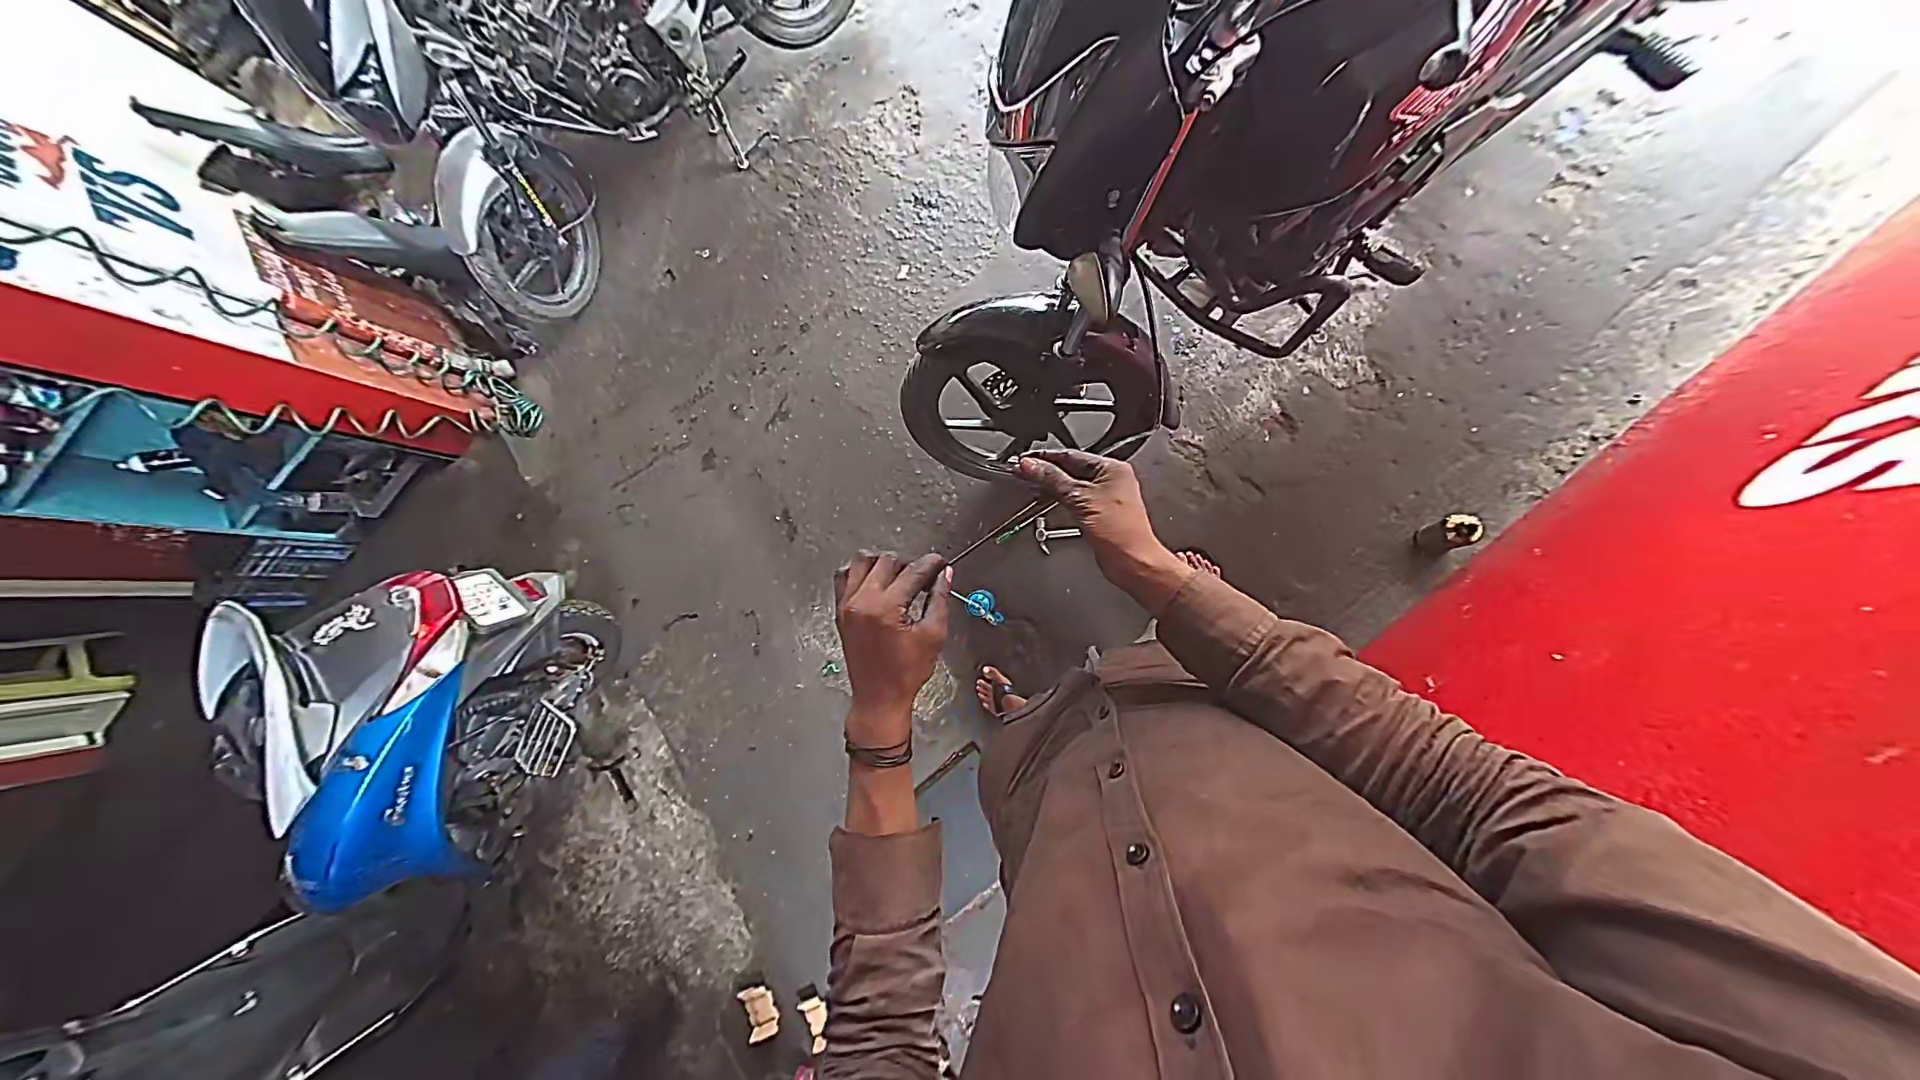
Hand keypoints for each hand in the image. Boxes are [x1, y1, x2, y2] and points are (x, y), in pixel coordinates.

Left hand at [834, 552, 949, 745]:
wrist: (879, 697)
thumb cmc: (904, 674)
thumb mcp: (933, 635)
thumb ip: (939, 599)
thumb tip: (944, 575)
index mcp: (885, 609)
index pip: (913, 571)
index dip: (932, 564)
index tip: (940, 564)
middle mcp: (861, 603)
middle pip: (887, 561)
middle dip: (910, 564)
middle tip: (924, 577)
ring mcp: (847, 606)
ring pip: (862, 561)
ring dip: (883, 563)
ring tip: (899, 577)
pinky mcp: (840, 612)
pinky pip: (845, 577)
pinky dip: (860, 573)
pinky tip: (876, 582)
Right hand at [1015, 449, 1193, 614]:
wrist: (1131, 560)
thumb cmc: (1120, 531)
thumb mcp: (1079, 498)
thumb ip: (1052, 479)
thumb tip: (1031, 465)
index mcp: (1112, 468)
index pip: (1071, 455)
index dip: (1045, 457)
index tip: (1025, 459)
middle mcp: (1111, 480)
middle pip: (1071, 469)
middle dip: (1046, 470)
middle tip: (1023, 471)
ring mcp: (1105, 498)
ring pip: (1071, 485)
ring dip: (1051, 484)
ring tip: (1031, 483)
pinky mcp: (1099, 514)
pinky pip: (1074, 500)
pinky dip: (1059, 498)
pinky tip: (1047, 499)